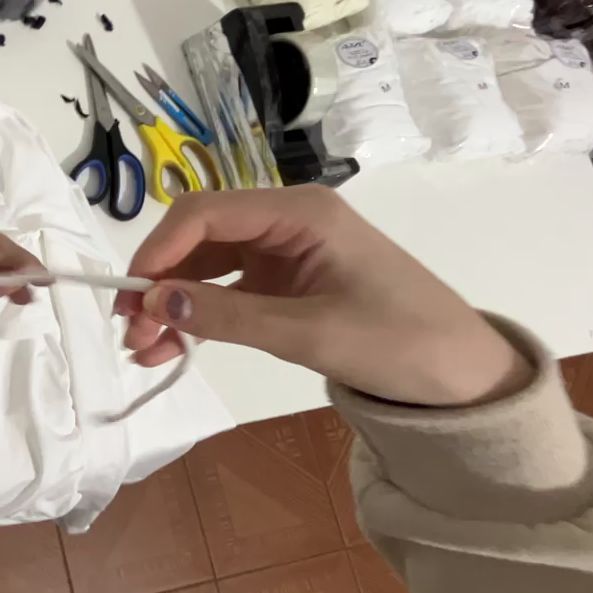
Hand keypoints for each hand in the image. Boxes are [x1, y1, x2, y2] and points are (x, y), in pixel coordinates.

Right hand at [117, 187, 529, 406]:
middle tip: (131, 331)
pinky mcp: (278, 282)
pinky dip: (192, 318)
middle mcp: (282, 222)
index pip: (205, 213)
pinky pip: (220, 293)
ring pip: (201, 268)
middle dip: (157, 282)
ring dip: (168, 304)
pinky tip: (169, 348)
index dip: (159, 249)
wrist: (462, 379)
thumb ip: (226, 315)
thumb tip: (151, 301)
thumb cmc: (401, 343)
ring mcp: (279, 253)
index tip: (129, 295)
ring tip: (143, 349)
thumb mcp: (309, 332)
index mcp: (299, 213)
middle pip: (196, 239)